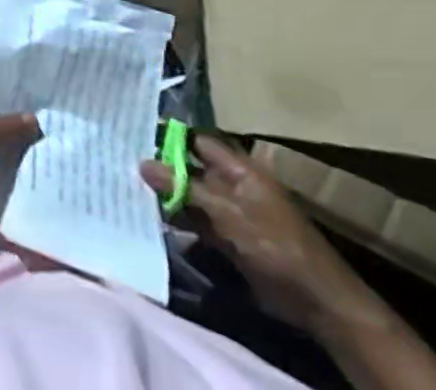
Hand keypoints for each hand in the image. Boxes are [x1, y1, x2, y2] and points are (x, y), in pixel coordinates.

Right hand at [141, 136, 368, 330]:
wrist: (315, 300)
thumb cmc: (274, 246)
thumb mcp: (226, 213)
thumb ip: (184, 187)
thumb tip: (141, 162)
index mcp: (240, 170)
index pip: (198, 142)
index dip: (169, 136)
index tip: (133, 134)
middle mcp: (232, 185)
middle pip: (190, 167)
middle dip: (160, 166)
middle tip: (120, 160)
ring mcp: (229, 212)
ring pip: (189, 194)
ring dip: (165, 193)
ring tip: (126, 186)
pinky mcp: (226, 236)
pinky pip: (194, 219)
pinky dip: (175, 217)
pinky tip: (149, 215)